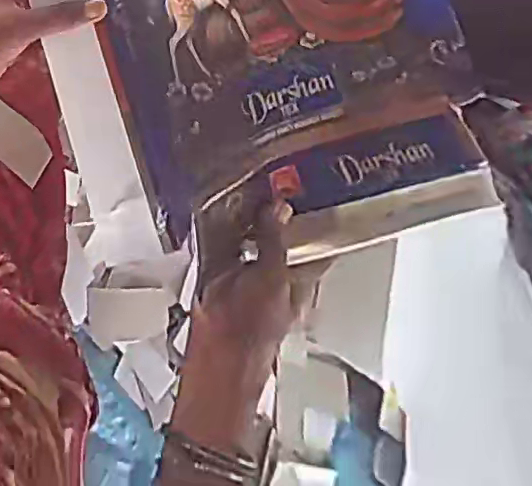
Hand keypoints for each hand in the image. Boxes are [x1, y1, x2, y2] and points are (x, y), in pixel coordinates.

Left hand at [0, 0, 104, 111]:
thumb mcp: (21, 25)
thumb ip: (58, 16)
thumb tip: (92, 7)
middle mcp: (14, 1)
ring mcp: (16, 25)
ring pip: (50, 19)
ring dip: (66, 23)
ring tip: (96, 19)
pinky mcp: (17, 48)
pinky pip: (46, 41)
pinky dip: (60, 43)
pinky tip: (78, 43)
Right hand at [171, 201, 302, 452]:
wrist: (216, 351)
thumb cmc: (254, 329)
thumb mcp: (271, 278)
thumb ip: (275, 242)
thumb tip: (281, 209)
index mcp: (301, 279)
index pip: (315, 242)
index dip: (314, 217)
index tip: (309, 189)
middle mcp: (277, 273)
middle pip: (281, 234)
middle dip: (275, 210)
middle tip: (272, 180)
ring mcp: (249, 270)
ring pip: (253, 235)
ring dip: (247, 214)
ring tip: (246, 184)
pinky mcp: (222, 269)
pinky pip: (225, 239)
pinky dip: (222, 223)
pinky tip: (220, 203)